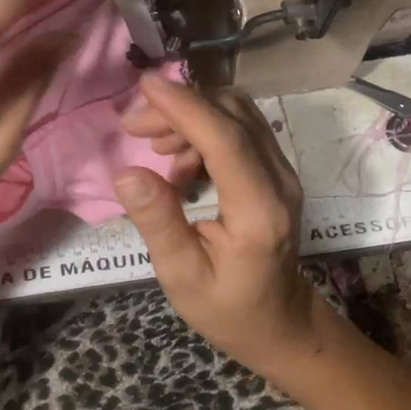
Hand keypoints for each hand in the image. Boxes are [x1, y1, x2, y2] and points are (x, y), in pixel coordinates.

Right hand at [115, 75, 323, 377]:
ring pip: (237, 115)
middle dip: (180, 108)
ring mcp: (283, 172)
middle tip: (134, 127)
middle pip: (232, 115)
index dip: (185, 106)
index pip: (225, 139)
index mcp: (258, 211)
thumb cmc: (228, 308)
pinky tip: (180, 162)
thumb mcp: (182, 276)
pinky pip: (241, 129)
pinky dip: (205, 128)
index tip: (145, 85)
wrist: (281, 324)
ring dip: (191, 115)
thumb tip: (127, 172)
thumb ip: (159, 221)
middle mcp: (279, 181)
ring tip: (154, 146)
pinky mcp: (276, 171)